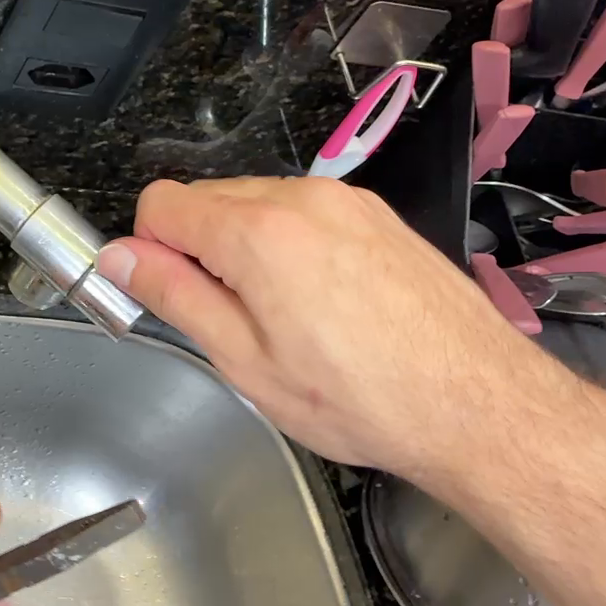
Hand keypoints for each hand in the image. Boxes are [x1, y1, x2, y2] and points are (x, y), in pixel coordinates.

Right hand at [95, 177, 574, 478]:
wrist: (486, 408)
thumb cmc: (364, 398)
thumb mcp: (245, 360)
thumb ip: (173, 296)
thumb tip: (119, 257)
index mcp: (257, 232)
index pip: (159, 203)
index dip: (150, 249)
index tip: (173, 292)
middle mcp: (298, 197)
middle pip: (202, 198)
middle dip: (196, 247)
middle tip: (229, 315)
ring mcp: (341, 199)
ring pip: (248, 200)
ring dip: (240, 243)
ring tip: (280, 311)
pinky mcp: (371, 211)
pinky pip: (296, 207)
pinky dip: (283, 239)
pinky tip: (317, 296)